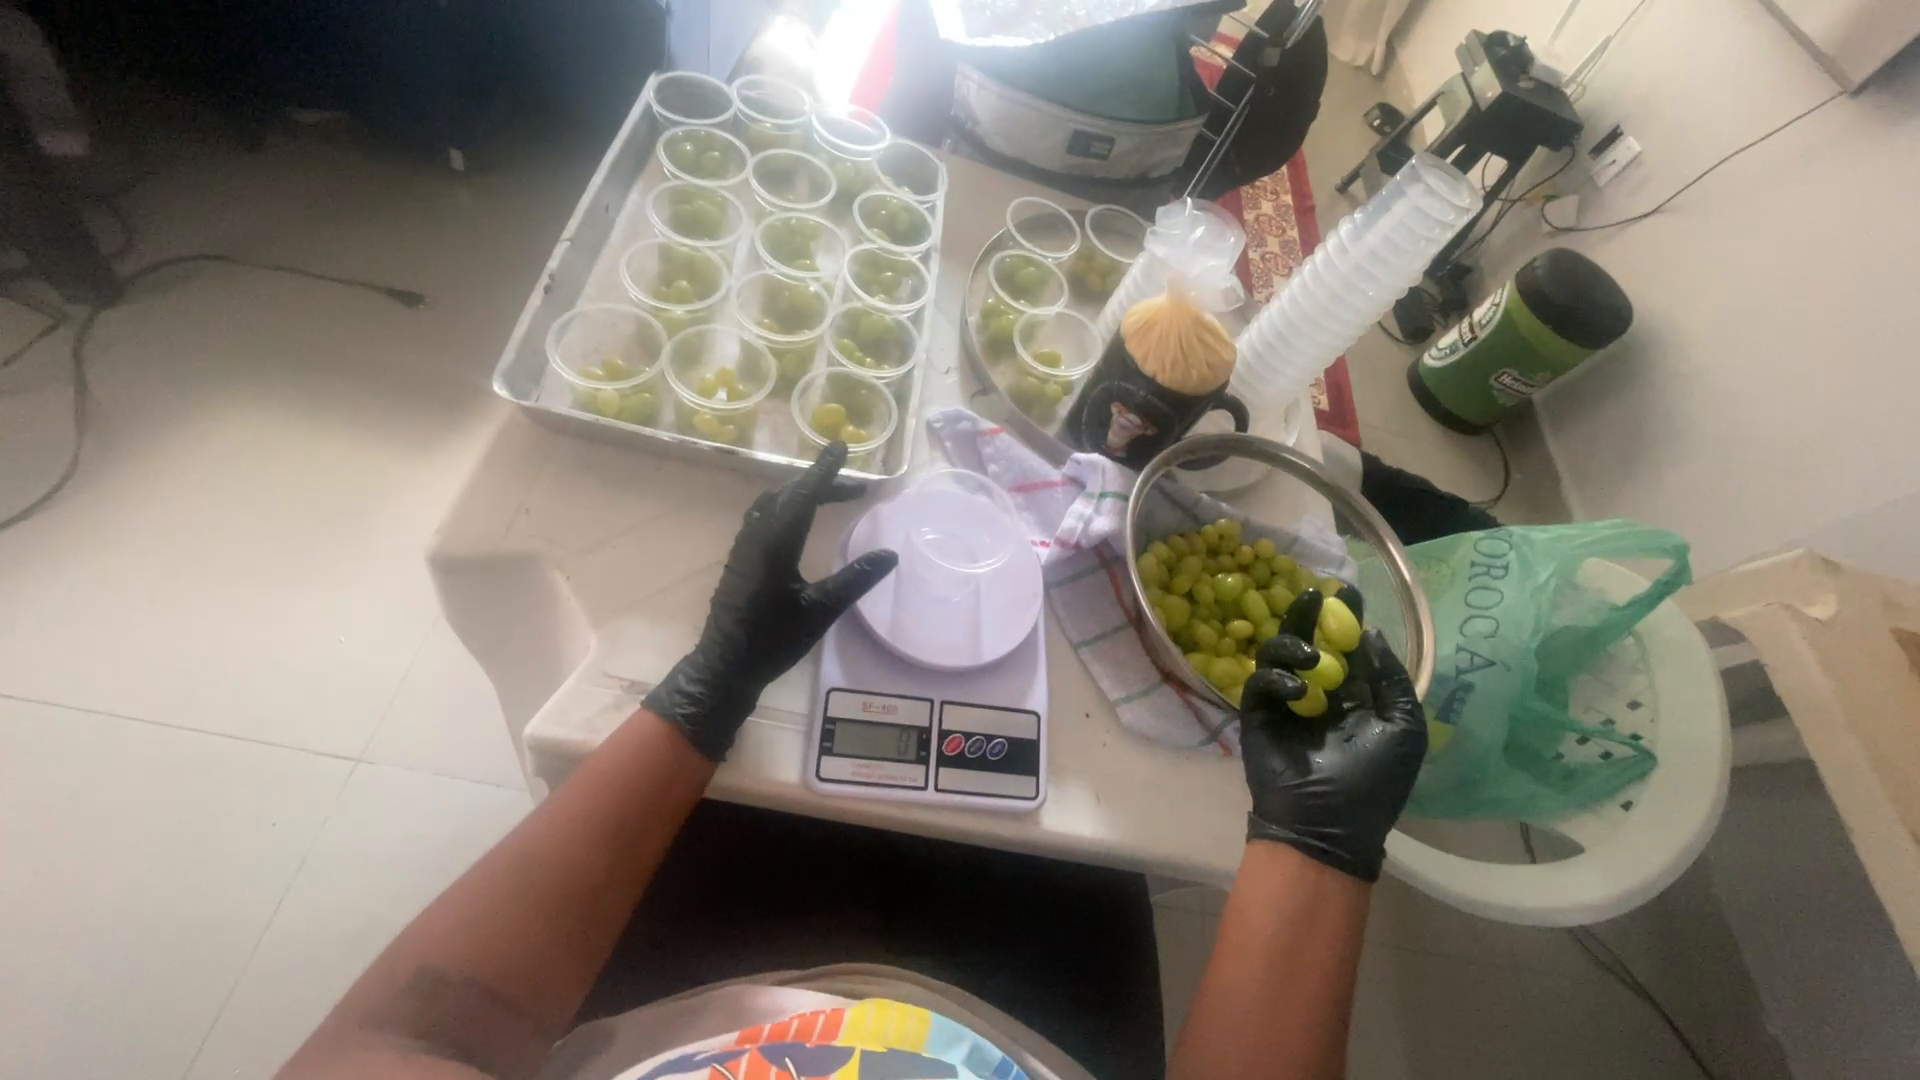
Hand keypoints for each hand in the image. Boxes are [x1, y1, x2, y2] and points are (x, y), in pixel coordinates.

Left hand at [645, 443, 897, 760]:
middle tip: (855, 488)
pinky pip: (764, 518)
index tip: (840, 447)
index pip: (803, 495)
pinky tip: (801, 522)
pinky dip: (788, 508)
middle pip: (788, 494)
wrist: (724, 667)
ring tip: (832, 497)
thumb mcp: (821, 611)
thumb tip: (890, 554)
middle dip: (821, 483)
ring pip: (772, 504)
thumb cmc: (773, 641)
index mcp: (775, 544)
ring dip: (802, 494)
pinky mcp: (741, 560)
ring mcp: (744, 548)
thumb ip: (855, 579)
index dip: (824, 471)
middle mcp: (756, 537)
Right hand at [1238, 588, 1426, 881]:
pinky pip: (1260, 681)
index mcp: (1353, 695)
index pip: (1347, 646)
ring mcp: (1284, 701)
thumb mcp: (1402, 728)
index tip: (1348, 591)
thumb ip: (1390, 679)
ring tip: (1315, 657)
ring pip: (1278, 653)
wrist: (1327, 823)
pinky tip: (1299, 689)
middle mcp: (1317, 691)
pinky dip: (1278, 677)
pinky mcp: (1257, 712)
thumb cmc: (1373, 781)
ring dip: (1294, 645)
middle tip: (1315, 594)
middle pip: (1307, 639)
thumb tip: (1370, 635)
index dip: (1347, 618)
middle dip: (1309, 615)